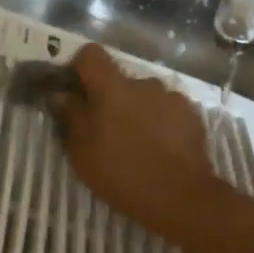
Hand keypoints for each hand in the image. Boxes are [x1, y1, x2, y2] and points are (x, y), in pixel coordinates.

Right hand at [52, 44, 220, 232]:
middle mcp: (144, 83)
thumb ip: (71, 117)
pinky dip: (162, 124)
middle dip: (112, 100)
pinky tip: (162, 151)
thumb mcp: (82, 152)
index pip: (91, 55)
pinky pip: (168, 111)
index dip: (80, 67)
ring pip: (145, 97)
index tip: (76, 91)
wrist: (181, 197)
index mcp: (113, 87)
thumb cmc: (123, 174)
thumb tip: (61, 94)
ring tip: (139, 145)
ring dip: (138, 112)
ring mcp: (172, 98)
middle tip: (108, 132)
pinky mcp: (192, 115)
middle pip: (120, 81)